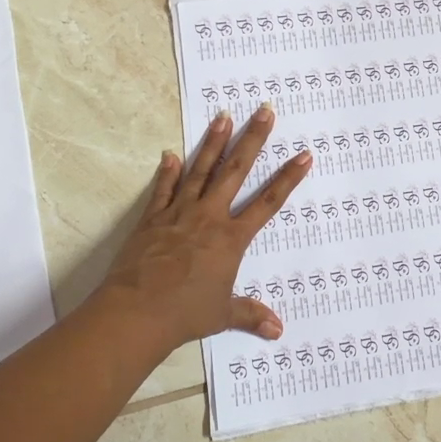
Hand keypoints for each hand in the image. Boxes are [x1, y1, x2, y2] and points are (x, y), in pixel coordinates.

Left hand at [95, 105, 310, 353]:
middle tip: (264, 110)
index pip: (267, 203)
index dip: (288, 178)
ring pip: (201, 170)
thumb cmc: (184, 314)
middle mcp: (209, 218)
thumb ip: (250, 315)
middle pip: (235, 171)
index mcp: (231, 239)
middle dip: (253, 139)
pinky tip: (170, 154)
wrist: (136, 313)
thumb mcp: (222, 315)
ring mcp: (179, 214)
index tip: (304, 155)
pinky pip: (162, 190)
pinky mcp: (152, 219)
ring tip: (223, 115)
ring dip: (213, 142)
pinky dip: (167, 172)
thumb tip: (278, 331)